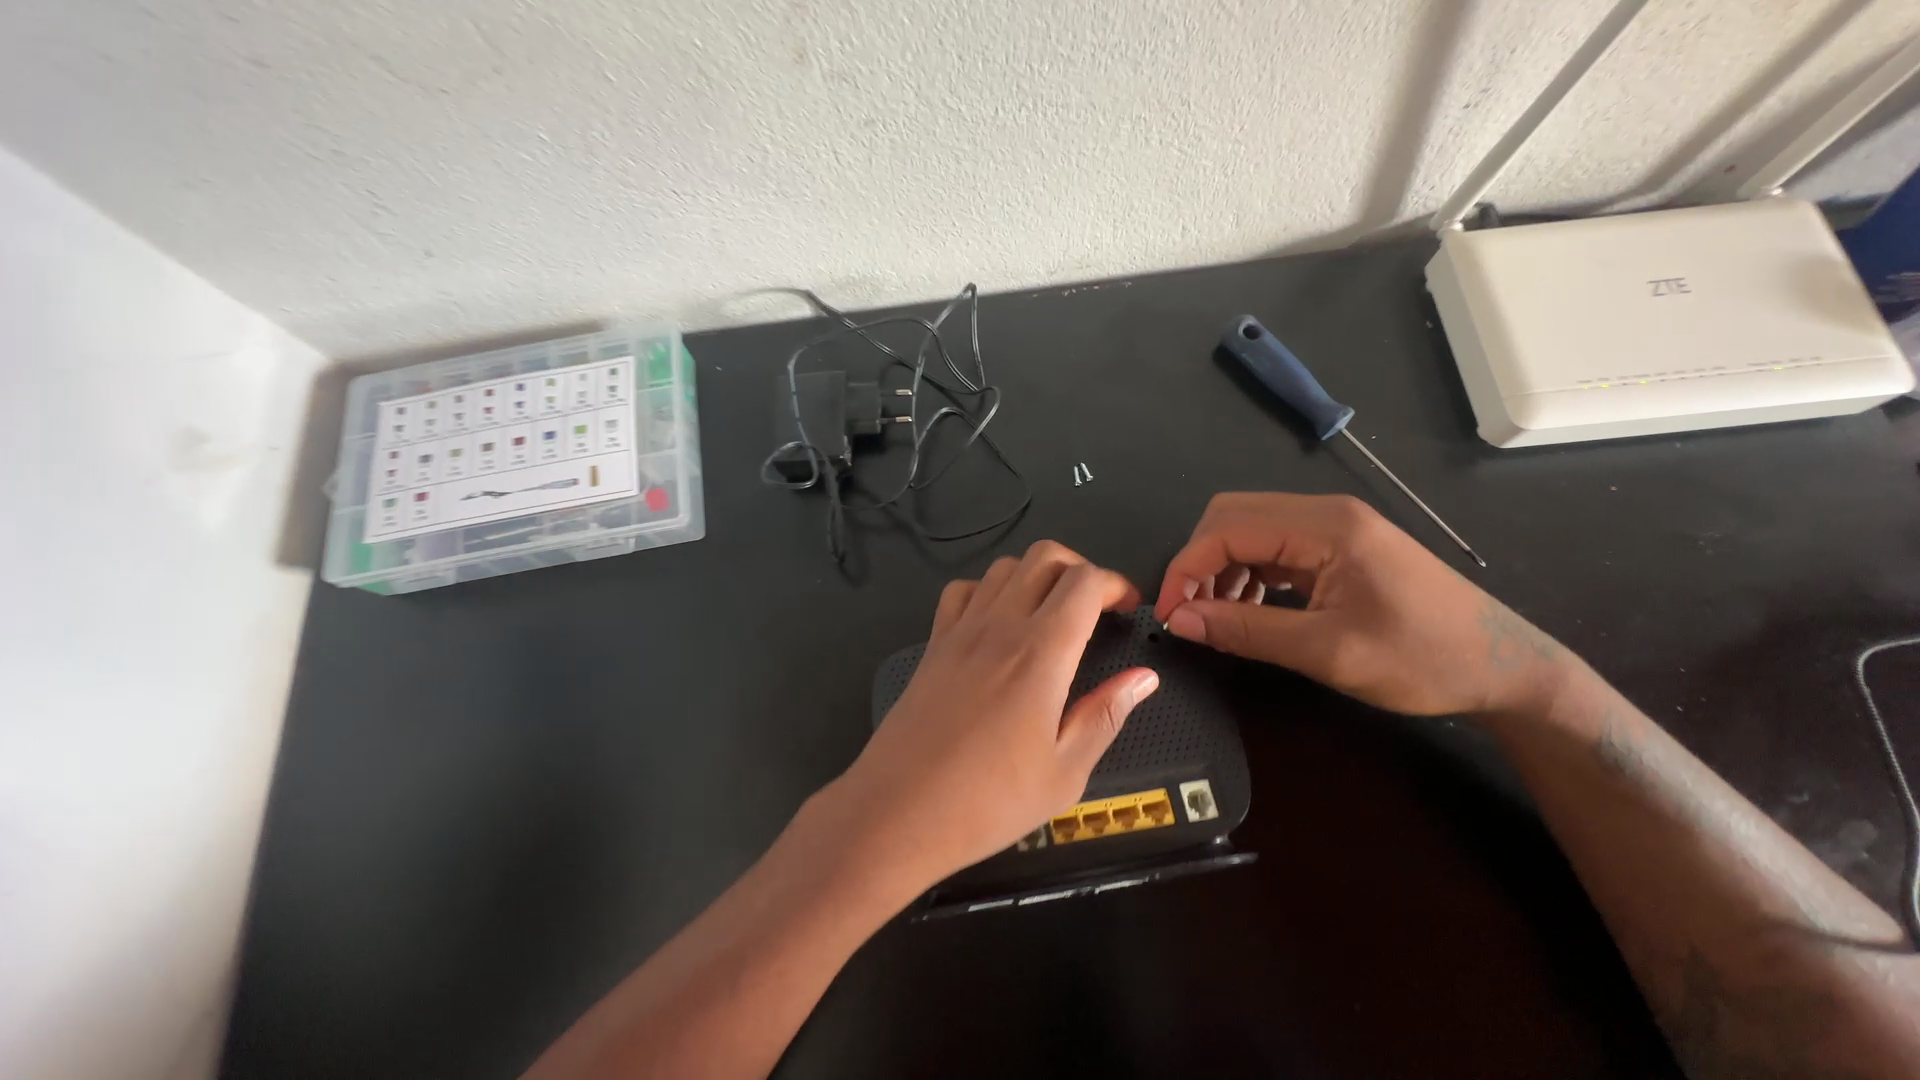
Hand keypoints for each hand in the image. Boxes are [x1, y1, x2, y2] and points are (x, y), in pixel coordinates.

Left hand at [833, 541, 1159, 885]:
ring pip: (1003, 567)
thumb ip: (1106, 715)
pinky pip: (960, 591)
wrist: (898, 811)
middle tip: (1096, 606)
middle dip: (1081, 569)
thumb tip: (1143, 679)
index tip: (1127, 608)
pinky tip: (997, 622)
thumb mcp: (1065, 773)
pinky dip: (987, 591)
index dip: (1116, 583)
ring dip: (1036, 576)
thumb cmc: (987, 801)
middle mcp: (1000, 627)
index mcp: (1041, 654)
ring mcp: (960, 632)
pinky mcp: (932, 646)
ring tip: (1052, 612)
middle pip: (1045, 557)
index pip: (1085, 581)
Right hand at [1152, 493, 1565, 716]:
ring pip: (1250, 531)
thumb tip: (1180, 621)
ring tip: (1218, 621)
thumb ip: (1247, 631)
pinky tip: (1249, 612)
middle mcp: (1326, 513)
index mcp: (1326, 526)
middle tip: (1189, 615)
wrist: (1505, 667)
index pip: (1226, 527)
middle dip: (1199, 563)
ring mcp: (1335, 528)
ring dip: (1222, 570)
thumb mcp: (1328, 653)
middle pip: (1232, 517)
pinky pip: (1275, 548)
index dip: (1185, 569)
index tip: (1168, 616)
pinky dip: (1248, 576)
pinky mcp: (1341, 548)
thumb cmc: (1423, 660)